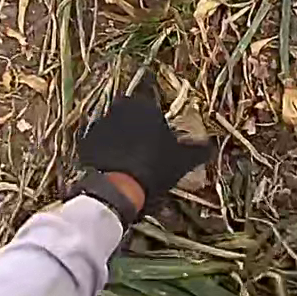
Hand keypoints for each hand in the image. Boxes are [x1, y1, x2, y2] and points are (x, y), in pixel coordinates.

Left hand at [77, 87, 209, 218]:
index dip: (157, 124)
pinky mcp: (85, 142)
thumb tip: (211, 147)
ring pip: (114, 129)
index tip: (160, 141)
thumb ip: (197, 151)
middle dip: (138, 129)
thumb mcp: (182, 161)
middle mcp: (119, 109)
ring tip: (130, 163)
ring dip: (120, 140)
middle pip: (132, 116)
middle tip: (146, 151)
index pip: (152, 108)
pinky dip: (104, 153)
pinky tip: (113, 168)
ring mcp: (99, 124)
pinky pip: (98, 144)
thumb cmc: (154, 167)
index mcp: (143, 106)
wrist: (117, 189)